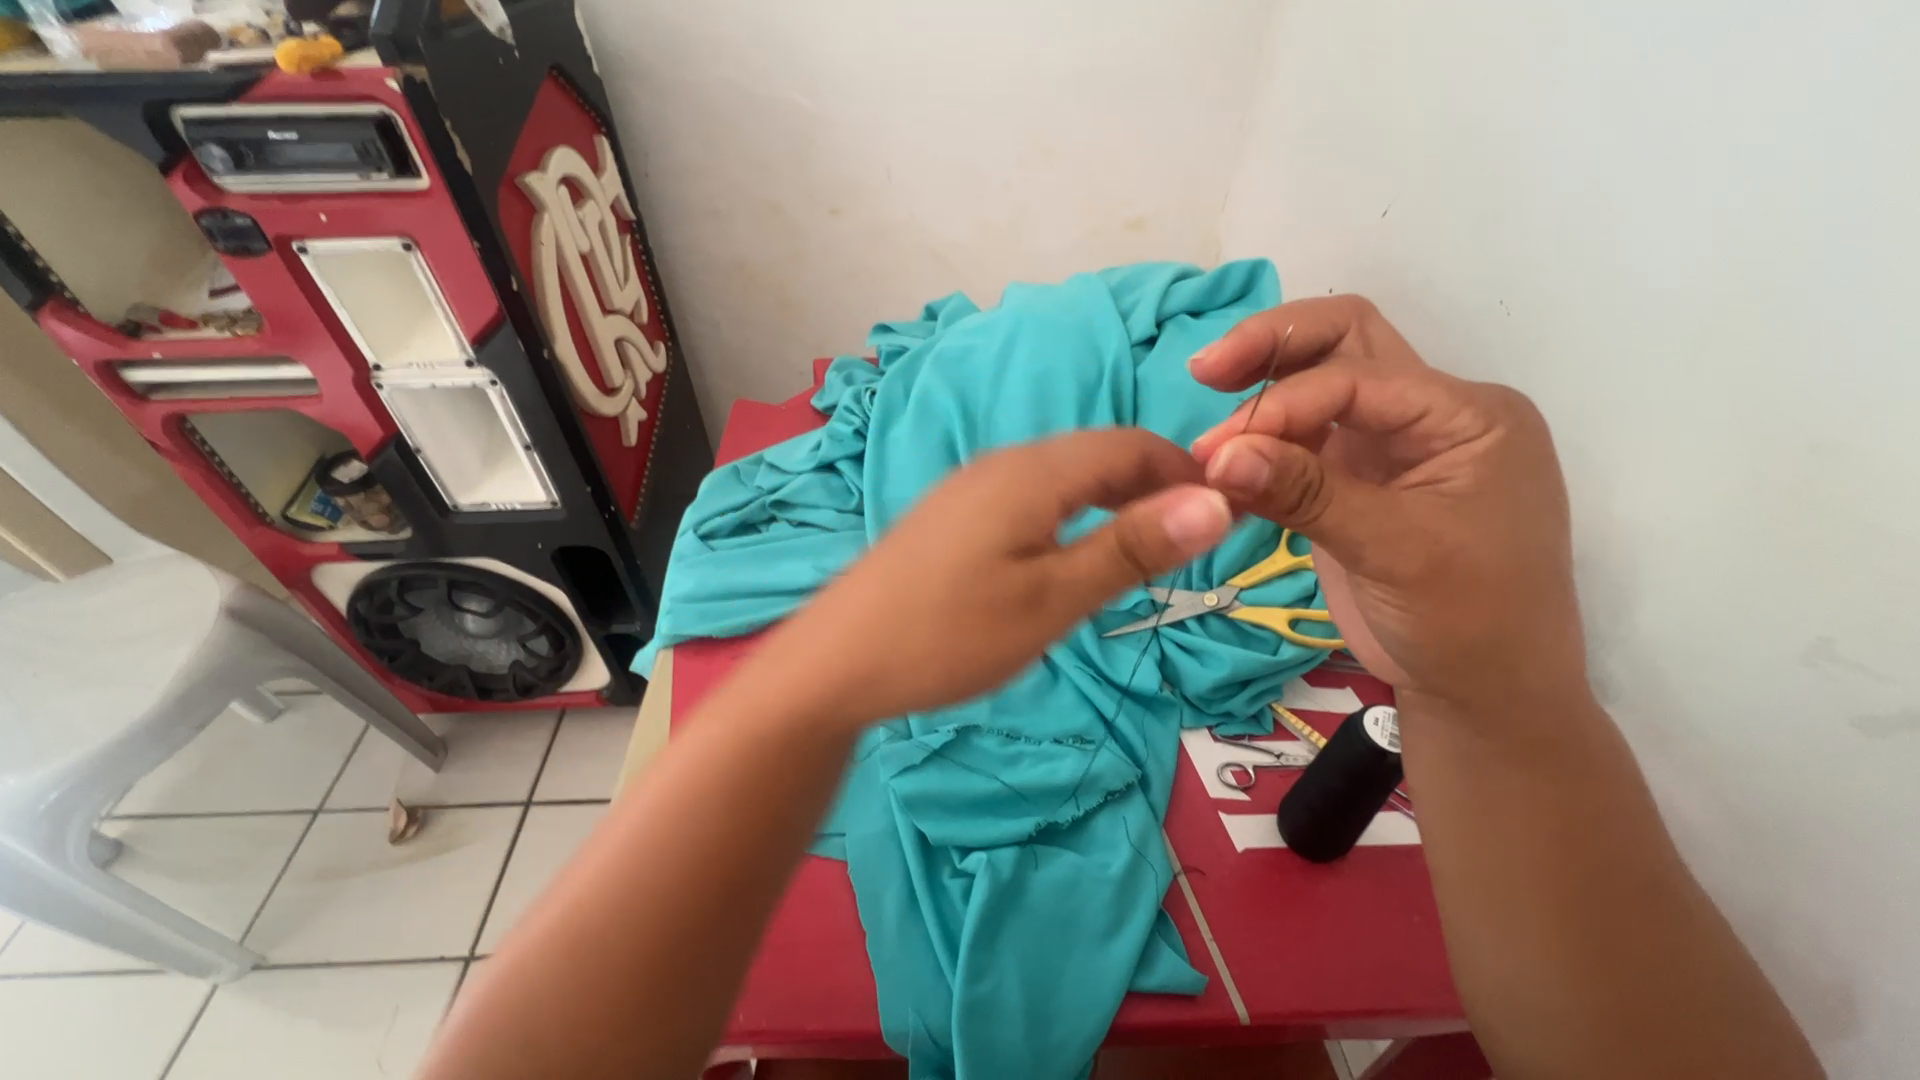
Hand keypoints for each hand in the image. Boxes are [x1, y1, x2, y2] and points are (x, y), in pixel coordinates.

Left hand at [762, 429, 1232, 726]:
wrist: (837, 661)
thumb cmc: (949, 635)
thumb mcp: (1052, 599)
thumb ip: (1131, 547)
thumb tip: (1216, 500)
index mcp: (1033, 472)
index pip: (1131, 445)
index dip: (1187, 471)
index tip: (1229, 514)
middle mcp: (1001, 464)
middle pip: (1096, 455)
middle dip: (1153, 486)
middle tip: (1192, 542)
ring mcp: (969, 488)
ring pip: (1062, 477)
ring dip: (1112, 502)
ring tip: (1143, 552)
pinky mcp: (951, 517)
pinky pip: (1029, 498)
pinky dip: (1070, 516)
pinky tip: (1070, 557)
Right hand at [1189, 296, 1586, 717]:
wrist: (1482, 693)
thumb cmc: (1468, 618)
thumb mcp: (1394, 550)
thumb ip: (1306, 493)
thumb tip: (1215, 457)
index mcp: (1466, 415)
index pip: (1359, 375)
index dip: (1283, 404)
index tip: (1218, 455)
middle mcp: (1429, 415)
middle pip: (1346, 344)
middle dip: (1273, 346)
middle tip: (1205, 370)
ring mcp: (1390, 448)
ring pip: (1319, 387)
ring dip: (1261, 395)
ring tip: (1209, 433)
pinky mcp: (1355, 482)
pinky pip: (1302, 444)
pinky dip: (1261, 448)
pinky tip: (1224, 468)